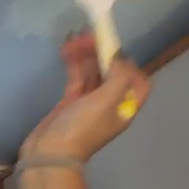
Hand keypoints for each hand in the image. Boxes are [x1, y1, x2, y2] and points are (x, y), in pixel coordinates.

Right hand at [21, 32, 151, 163]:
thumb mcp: (107, 101)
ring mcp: (89, 102)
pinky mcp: (70, 101)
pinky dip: (74, 63)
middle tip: (88, 36)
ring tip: (74, 39)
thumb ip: (119, 75)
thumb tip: (118, 56)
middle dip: (103, 53)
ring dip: (86, 55)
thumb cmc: (82, 128)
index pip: (138, 82)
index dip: (129, 64)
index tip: (113, 52)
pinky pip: (77, 77)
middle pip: (112, 72)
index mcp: (125, 107)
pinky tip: (66, 50)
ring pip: (92, 72)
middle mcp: (110, 103)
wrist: (50, 153)